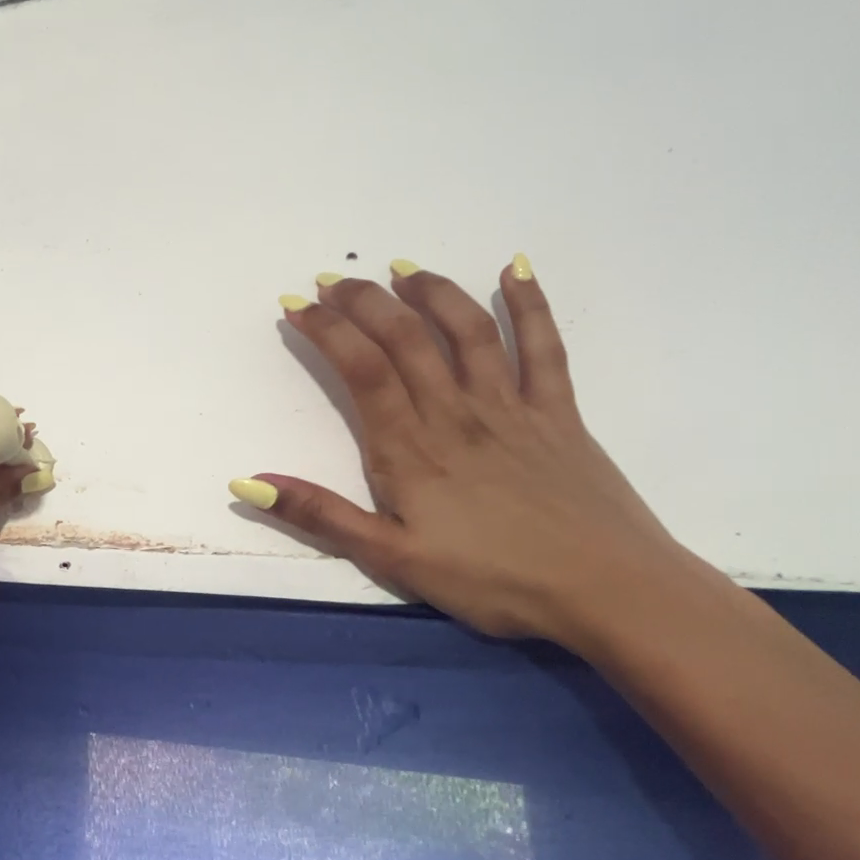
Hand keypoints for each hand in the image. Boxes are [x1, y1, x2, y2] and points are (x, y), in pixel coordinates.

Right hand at [234, 256, 687, 643]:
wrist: (610, 591)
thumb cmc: (492, 580)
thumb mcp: (390, 558)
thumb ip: (320, 515)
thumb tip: (249, 483)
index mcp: (410, 449)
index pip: (360, 370)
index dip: (325, 330)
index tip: (294, 306)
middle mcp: (456, 413)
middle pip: (405, 339)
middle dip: (363, 302)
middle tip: (330, 280)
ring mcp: (512, 407)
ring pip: (466, 331)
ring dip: (430, 292)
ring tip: (400, 268)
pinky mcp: (559, 413)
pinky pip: (543, 346)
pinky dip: (528, 304)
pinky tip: (513, 269)